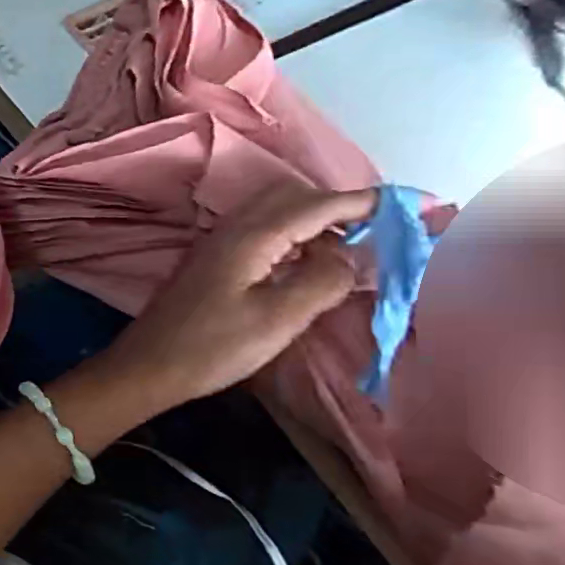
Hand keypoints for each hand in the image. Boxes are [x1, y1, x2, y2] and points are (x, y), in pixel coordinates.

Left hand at [103, 186, 375, 409]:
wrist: (148, 367)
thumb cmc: (211, 347)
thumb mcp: (278, 319)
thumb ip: (324, 281)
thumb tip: (359, 255)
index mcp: (252, 235)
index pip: (320, 203)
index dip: (370, 202)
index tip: (416, 205)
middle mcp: (232, 228)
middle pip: (296, 197)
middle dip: (341, 208)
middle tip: (377, 236)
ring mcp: (217, 243)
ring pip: (276, 214)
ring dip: (315, 224)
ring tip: (348, 255)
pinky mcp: (211, 262)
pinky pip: (260, 233)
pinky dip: (292, 239)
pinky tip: (304, 268)